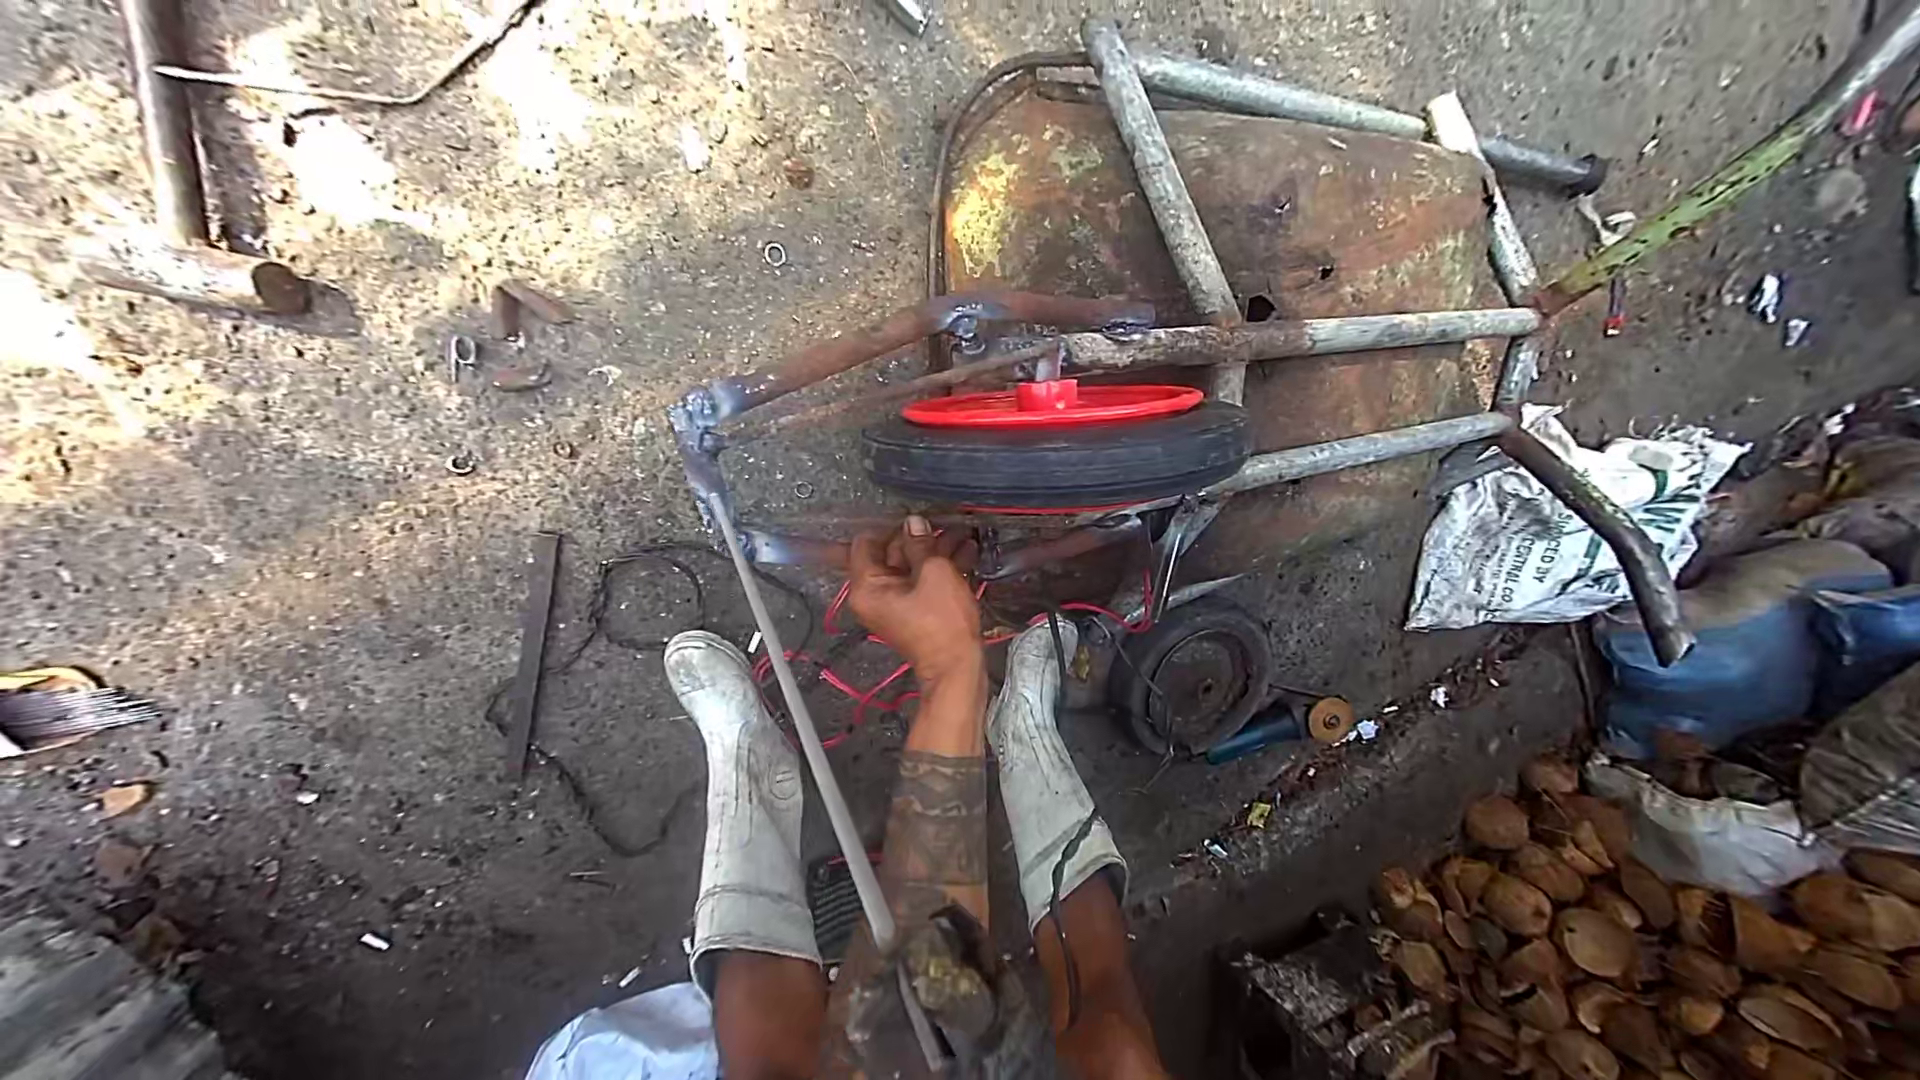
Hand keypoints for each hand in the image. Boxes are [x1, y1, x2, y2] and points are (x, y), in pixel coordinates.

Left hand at [846, 515, 981, 683]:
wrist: (958, 666)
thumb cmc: (943, 624)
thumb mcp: (934, 573)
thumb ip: (921, 543)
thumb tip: (914, 522)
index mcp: (867, 587)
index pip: (866, 542)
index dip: (891, 527)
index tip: (915, 517)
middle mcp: (874, 594)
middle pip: (891, 552)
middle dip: (920, 537)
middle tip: (944, 522)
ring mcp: (895, 602)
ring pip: (911, 565)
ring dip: (935, 550)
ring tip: (963, 536)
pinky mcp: (914, 609)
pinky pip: (922, 580)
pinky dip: (940, 568)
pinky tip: (966, 553)